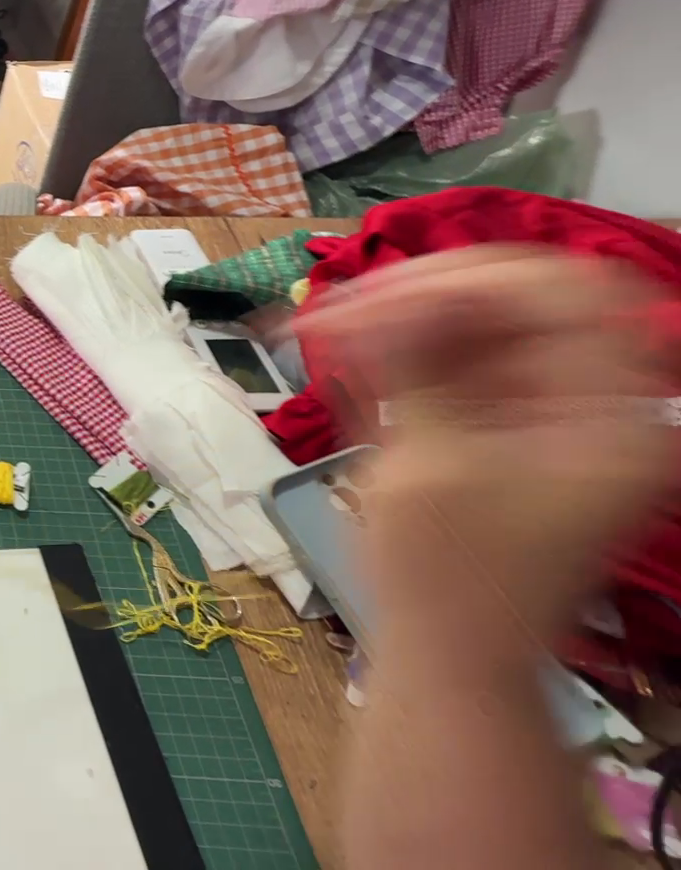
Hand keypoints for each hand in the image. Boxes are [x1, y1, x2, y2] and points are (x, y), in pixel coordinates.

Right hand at [300, 247, 676, 648]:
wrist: (449, 648)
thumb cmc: (446, 576)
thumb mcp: (428, 467)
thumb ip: (412, 372)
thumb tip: (377, 298)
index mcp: (606, 414)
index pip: (560, 294)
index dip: (467, 277)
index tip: (375, 295)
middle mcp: (585, 401)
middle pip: (514, 304)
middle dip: (416, 296)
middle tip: (332, 310)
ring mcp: (539, 412)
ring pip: (474, 327)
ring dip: (395, 317)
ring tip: (319, 326)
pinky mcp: (494, 424)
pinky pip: (449, 361)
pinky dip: (393, 348)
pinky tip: (337, 349)